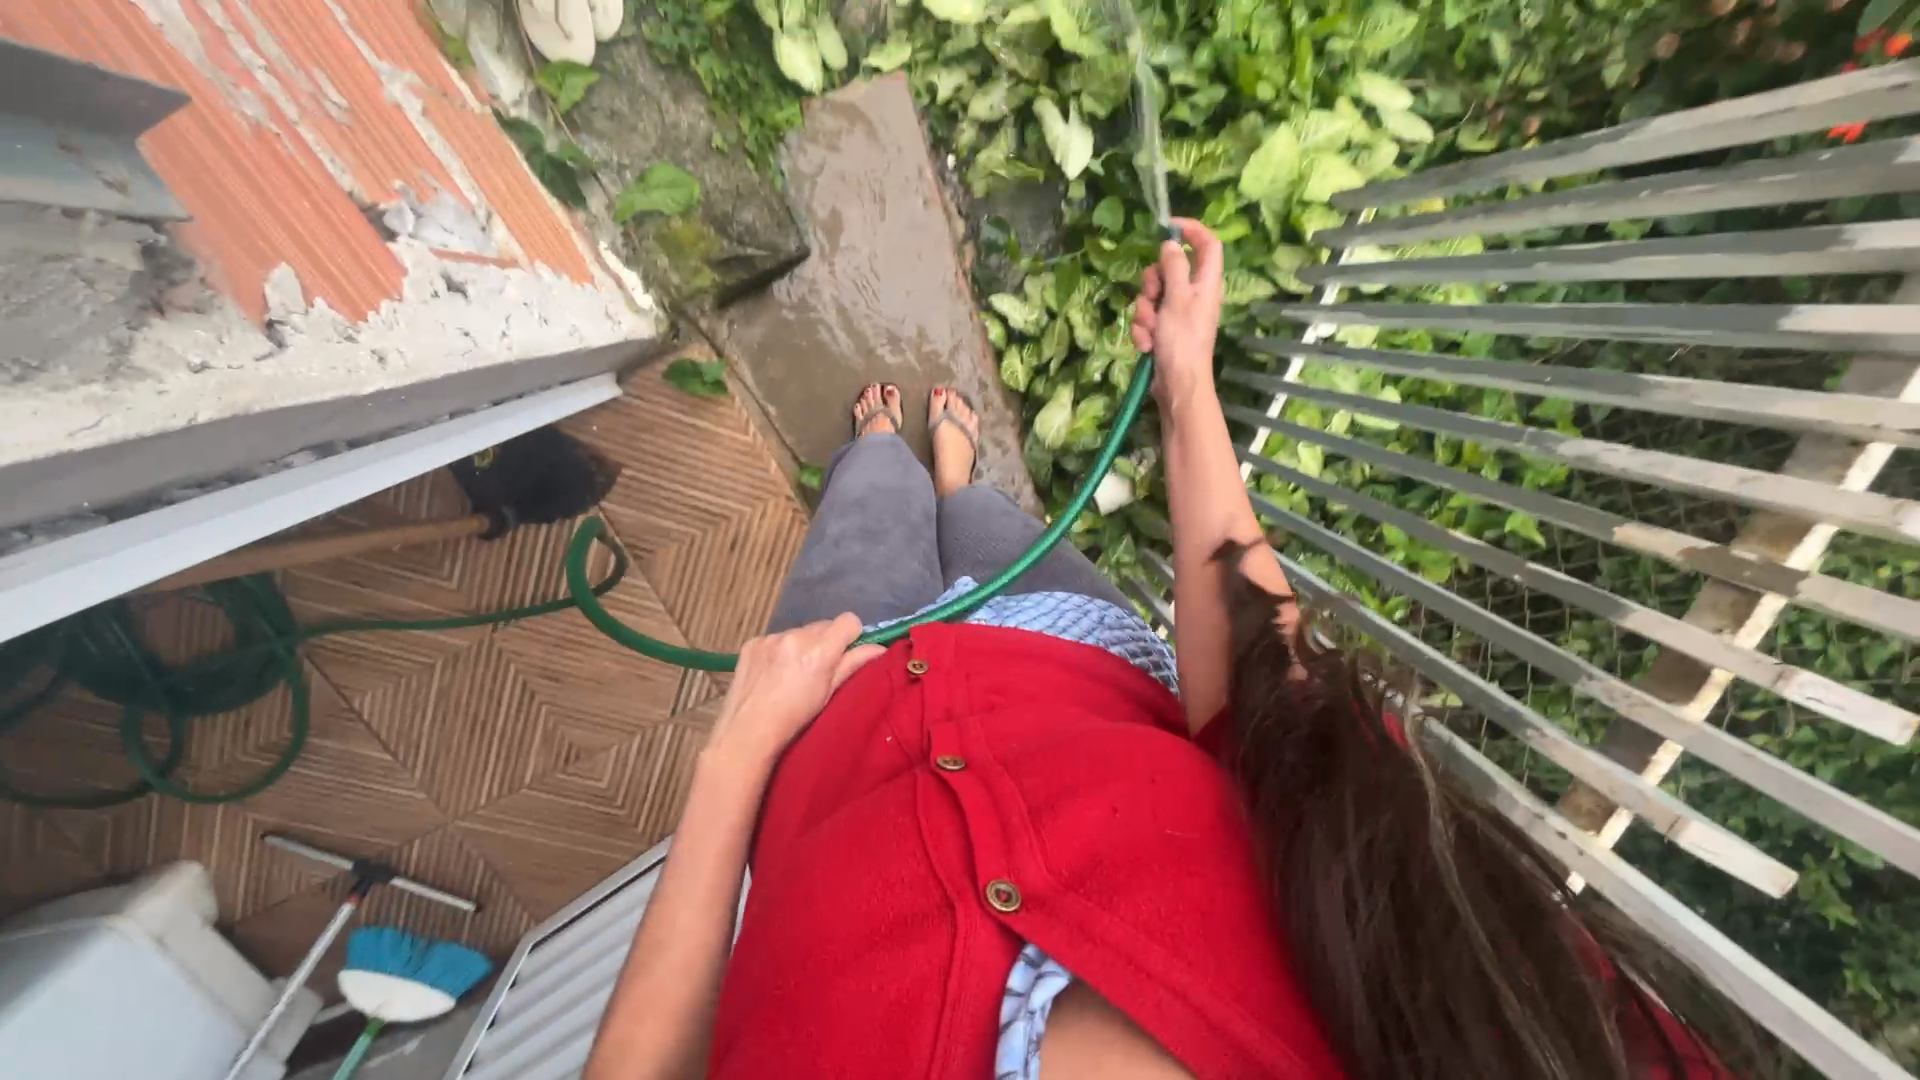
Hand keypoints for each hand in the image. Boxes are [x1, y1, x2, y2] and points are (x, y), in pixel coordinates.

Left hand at [704, 613, 884, 771]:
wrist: (748, 732)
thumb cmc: (795, 719)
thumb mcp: (829, 694)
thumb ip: (854, 665)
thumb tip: (880, 648)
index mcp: (820, 649)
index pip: (848, 621)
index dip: (851, 635)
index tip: (845, 654)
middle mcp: (796, 636)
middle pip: (824, 625)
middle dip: (826, 641)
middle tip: (818, 668)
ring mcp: (771, 637)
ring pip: (799, 632)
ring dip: (802, 645)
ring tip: (791, 674)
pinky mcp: (752, 642)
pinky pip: (776, 638)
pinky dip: (779, 650)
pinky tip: (772, 673)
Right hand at [1130, 217, 1223, 409]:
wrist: (1177, 384)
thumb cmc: (1183, 340)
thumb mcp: (1178, 298)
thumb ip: (1174, 267)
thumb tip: (1170, 244)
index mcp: (1206, 282)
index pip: (1207, 244)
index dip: (1191, 230)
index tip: (1168, 227)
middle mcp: (1193, 295)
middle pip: (1169, 270)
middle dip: (1152, 283)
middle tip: (1153, 297)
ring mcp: (1177, 314)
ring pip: (1152, 296)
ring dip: (1144, 313)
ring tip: (1151, 331)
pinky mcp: (1163, 331)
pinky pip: (1146, 319)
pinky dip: (1143, 331)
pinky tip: (1147, 345)